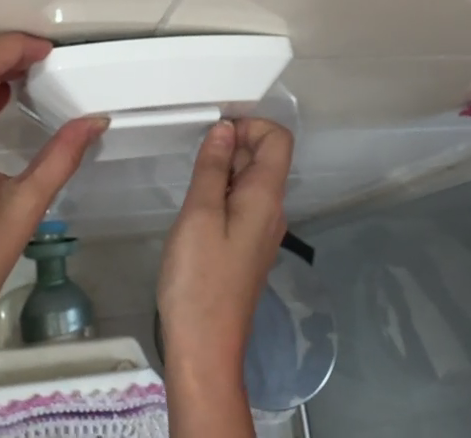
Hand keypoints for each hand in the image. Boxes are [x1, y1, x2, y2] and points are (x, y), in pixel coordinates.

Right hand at [157, 119, 293, 387]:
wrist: (205, 346)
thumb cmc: (199, 278)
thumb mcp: (199, 213)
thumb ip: (212, 167)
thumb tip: (224, 129)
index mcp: (267, 197)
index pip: (278, 138)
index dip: (250, 124)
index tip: (214, 132)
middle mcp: (272, 210)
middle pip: (265, 157)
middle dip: (233, 144)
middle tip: (195, 158)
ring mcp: (261, 231)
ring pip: (251, 180)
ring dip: (224, 169)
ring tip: (192, 181)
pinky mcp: (247, 247)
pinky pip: (242, 204)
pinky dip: (222, 192)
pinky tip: (196, 208)